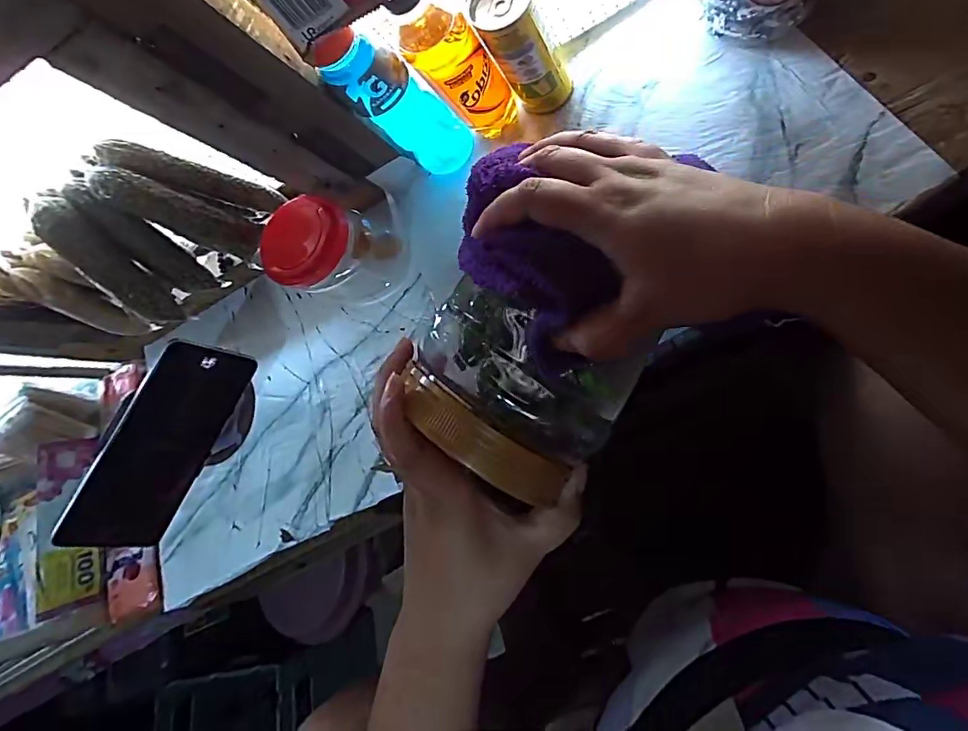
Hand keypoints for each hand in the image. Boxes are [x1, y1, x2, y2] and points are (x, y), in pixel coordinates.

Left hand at [370, 338, 583, 645]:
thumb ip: (560, 510)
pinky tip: (433, 393)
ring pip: (390, 430)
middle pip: (386, 425)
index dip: (393, 412)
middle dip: (388, 379)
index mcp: (438, 490)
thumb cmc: (480, 585)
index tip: (400, 374)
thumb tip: (581, 464)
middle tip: (410, 342)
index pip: (403, 447)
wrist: (440, 624)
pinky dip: (404, 409)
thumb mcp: (531, 550)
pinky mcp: (414, 485)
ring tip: (418, 354)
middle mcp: (417, 478)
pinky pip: (402, 439)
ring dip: (393, 390)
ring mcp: (410, 481)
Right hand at [473, 130, 849, 357]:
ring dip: (550, 149)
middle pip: (552, 160)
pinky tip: (598, 155)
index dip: (500, 212)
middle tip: (503, 194)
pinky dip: (591, 144)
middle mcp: (615, 177)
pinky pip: (618, 142)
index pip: (534, 198)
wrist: (779, 240)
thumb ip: (603, 332)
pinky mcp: (670, 162)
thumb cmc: (709, 273)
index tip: (482, 232)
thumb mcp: (651, 313)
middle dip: (518, 174)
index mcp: (602, 210)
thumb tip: (564, 345)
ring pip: (584, 141)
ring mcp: (645, 164)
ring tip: (534, 160)